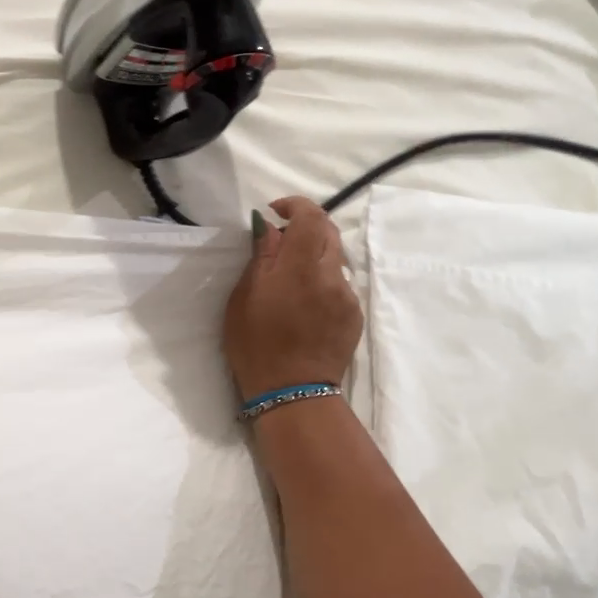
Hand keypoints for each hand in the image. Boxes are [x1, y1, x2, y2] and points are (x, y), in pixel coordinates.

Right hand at [223, 197, 363, 398]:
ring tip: (290, 280)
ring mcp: (347, 296)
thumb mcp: (244, 298)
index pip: (310, 216)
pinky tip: (305, 305)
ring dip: (314, 258)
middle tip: (280, 241)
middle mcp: (331, 275)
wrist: (292, 392)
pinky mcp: (354, 315)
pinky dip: (322, 282)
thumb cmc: (256, 345)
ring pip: (335, 260)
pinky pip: (340, 285)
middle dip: (305, 228)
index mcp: (300, 267)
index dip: (295, 205)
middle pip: (328, 232)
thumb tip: (269, 228)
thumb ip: (261, 257)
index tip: (275, 211)